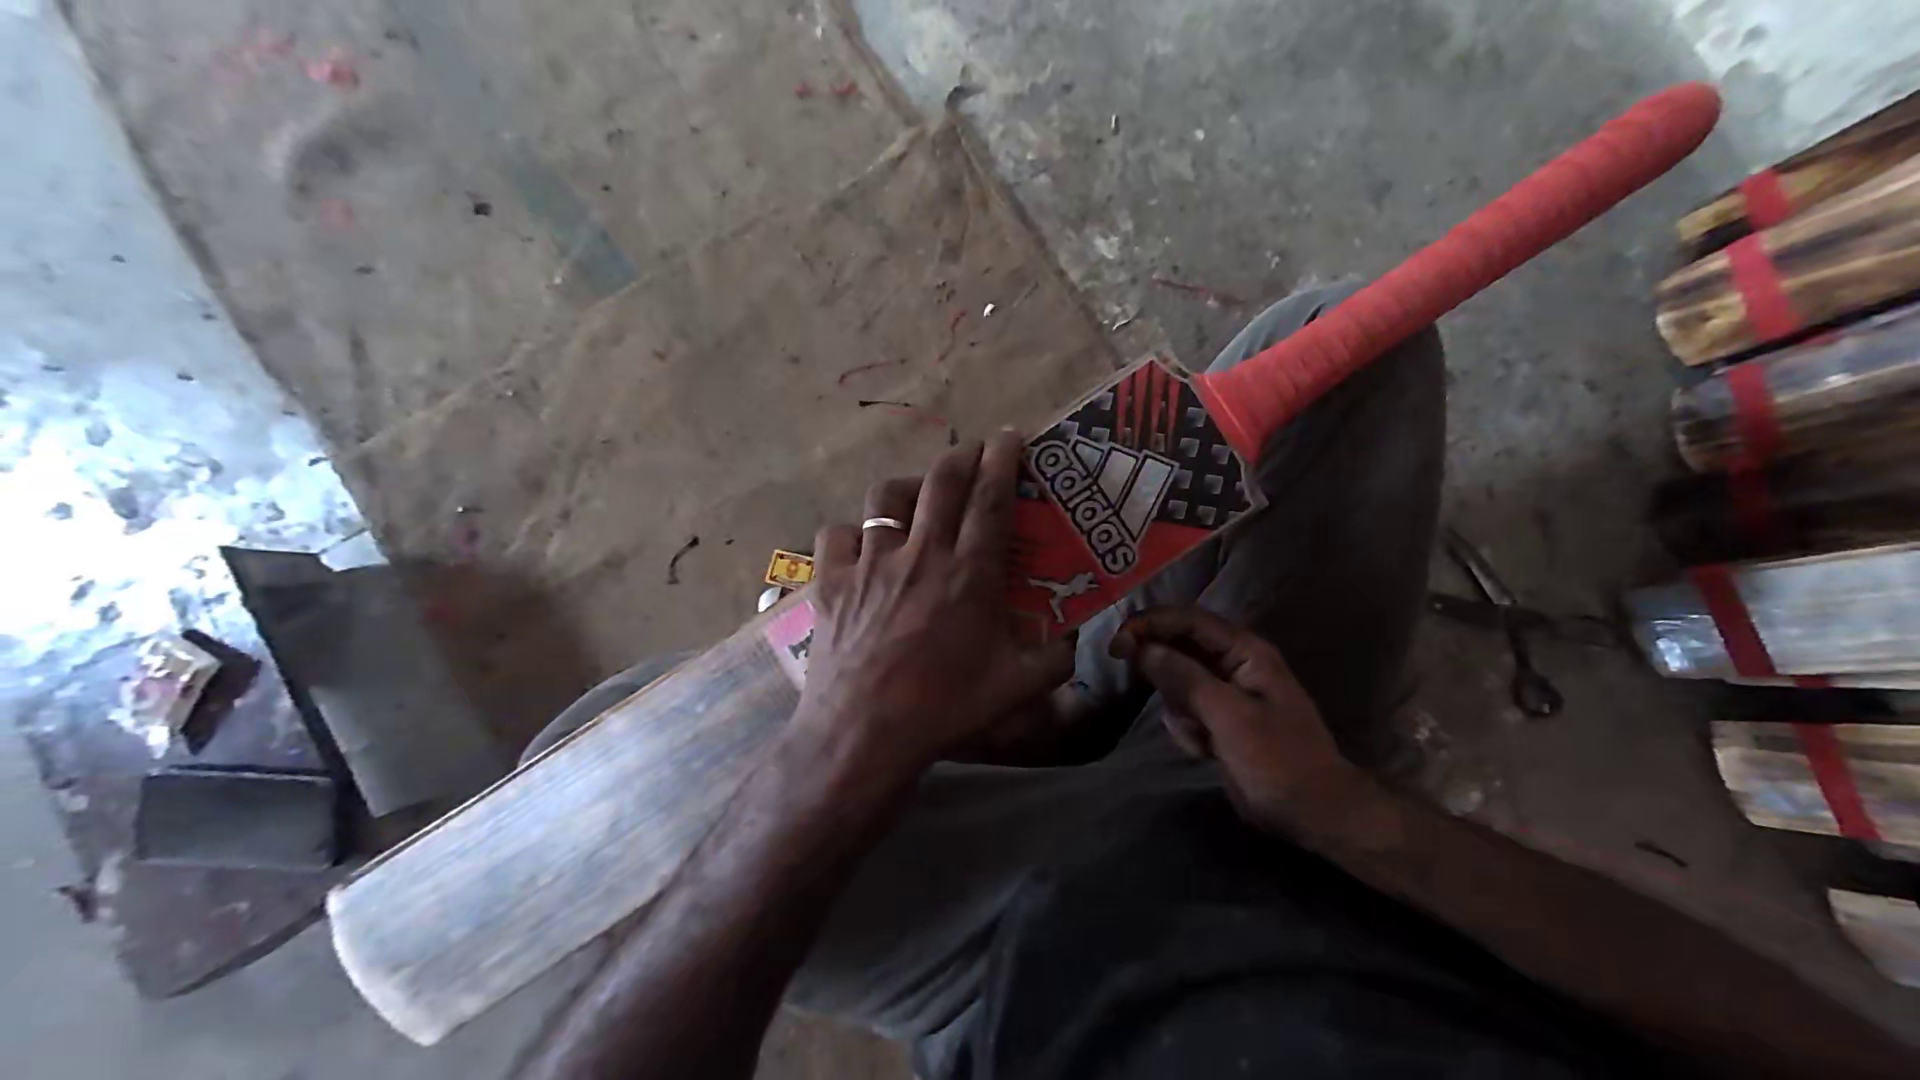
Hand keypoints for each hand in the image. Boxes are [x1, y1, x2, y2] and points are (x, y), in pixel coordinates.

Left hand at [795, 431, 1076, 778]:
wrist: (865, 733)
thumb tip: (1075, 641)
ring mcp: (870, 564)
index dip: (1003, 460)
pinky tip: (862, 546)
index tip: (1010, 437)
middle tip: (975, 451)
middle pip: (942, 482)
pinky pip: (838, 535)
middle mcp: (921, 554)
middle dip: (963, 455)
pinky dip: (852, 533)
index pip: (990, 498)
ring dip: (908, 486)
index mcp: (969, 573)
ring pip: (885, 497)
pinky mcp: (832, 581)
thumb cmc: (945, 708)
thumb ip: (1056, 659)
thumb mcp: (1018, 688)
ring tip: (919, 494)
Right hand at [1110, 607, 1366, 832]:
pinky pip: (1182, 709)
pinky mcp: (1216, 718)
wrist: (1312, 813)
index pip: (1189, 620)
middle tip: (1126, 668)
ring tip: (1199, 735)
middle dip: (1157, 661)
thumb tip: (1143, 647)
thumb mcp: (1230, 716)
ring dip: (1176, 706)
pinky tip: (1205, 749)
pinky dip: (1185, 728)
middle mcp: (1233, 663)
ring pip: (1175, 679)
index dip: (1151, 622)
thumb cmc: (1278, 759)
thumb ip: (1185, 678)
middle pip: (1178, 644)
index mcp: (1245, 651)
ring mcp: (1223, 692)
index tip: (1118, 640)